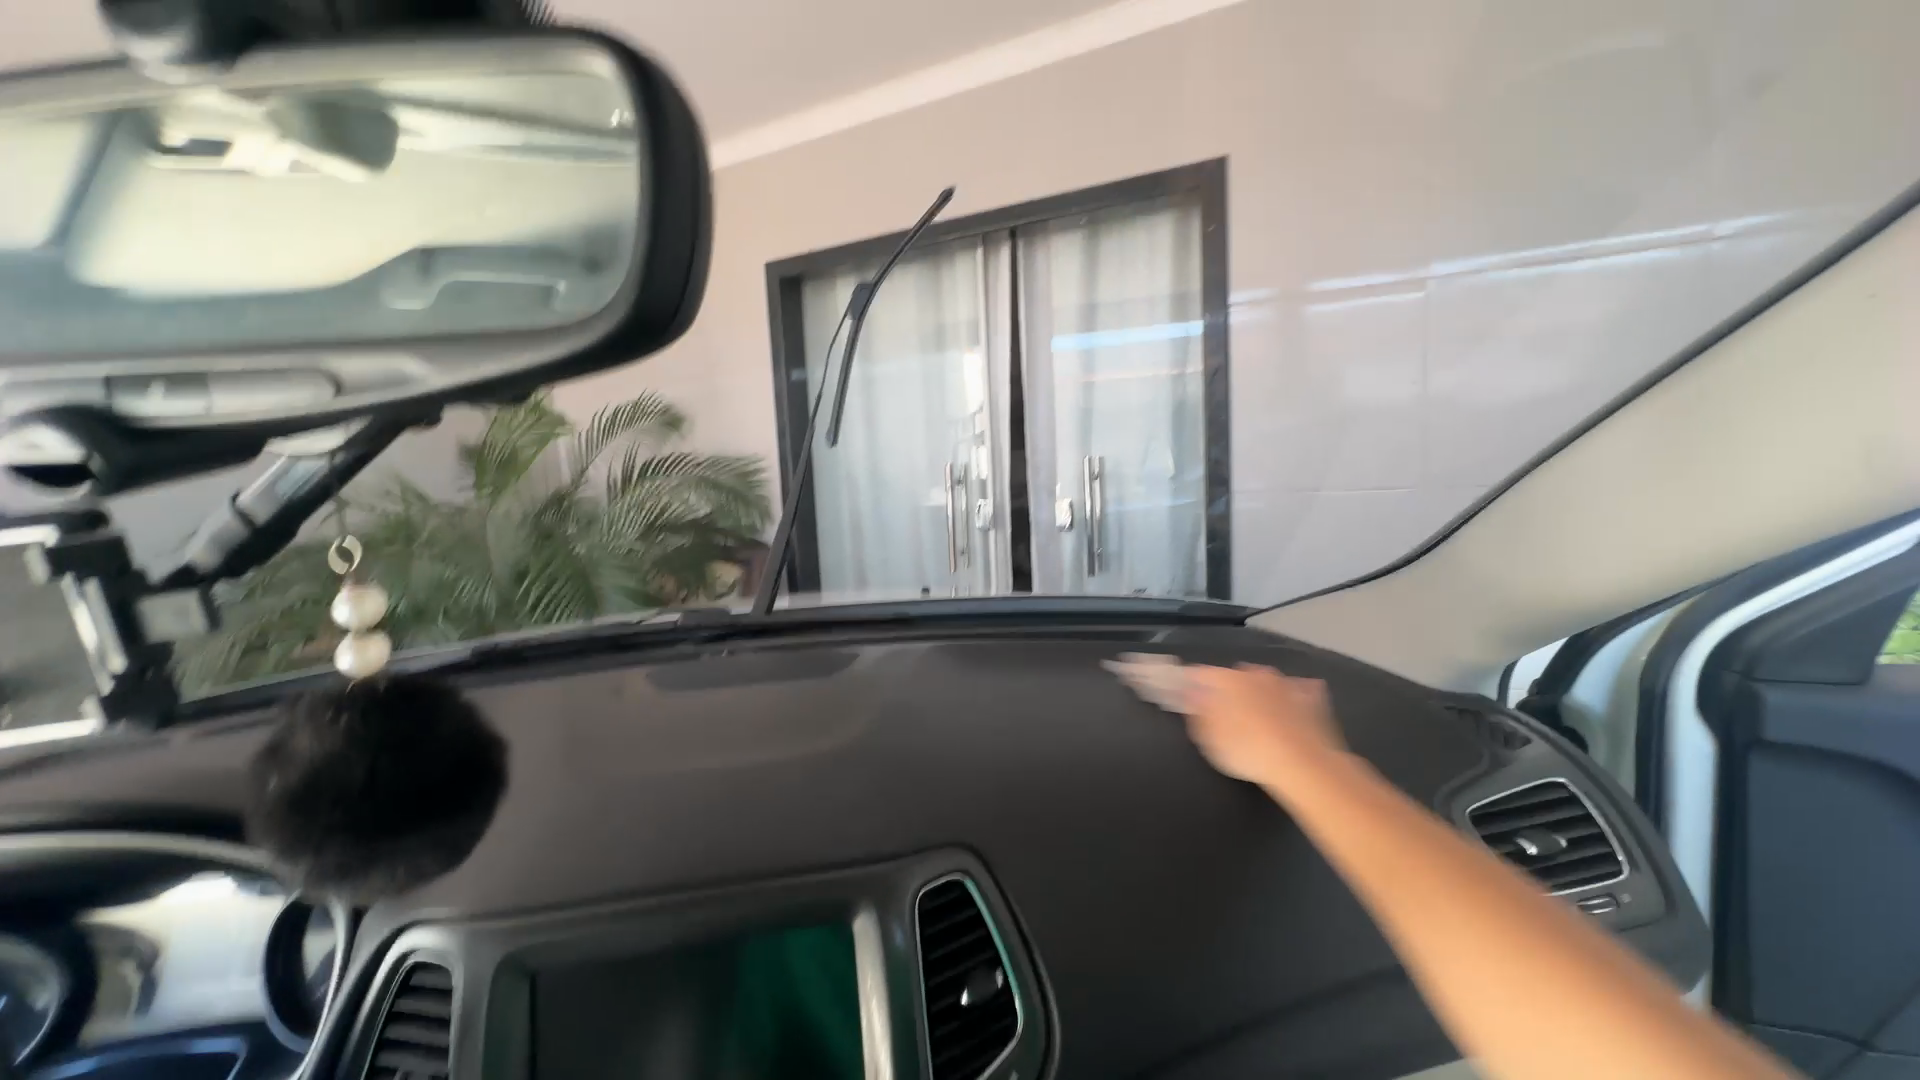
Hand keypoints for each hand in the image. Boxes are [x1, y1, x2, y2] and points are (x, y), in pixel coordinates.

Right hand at [1108, 655, 1347, 786]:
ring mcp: (1285, 683)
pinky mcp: (1311, 698)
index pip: (1193, 673)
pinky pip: (1293, 694)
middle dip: (1222, 691)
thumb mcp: (1209, 738)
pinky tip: (1287, 715)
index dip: (1178, 680)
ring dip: (1254, 695)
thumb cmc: (1248, 752)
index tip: (1166, 686)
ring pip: (1261, 684)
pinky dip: (1287, 701)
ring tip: (1253, 719)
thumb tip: (1187, 692)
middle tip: (1218, 715)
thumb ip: (1196, 712)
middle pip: (1229, 678)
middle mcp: (1254, 673)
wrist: (1306, 766)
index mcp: (1225, 680)